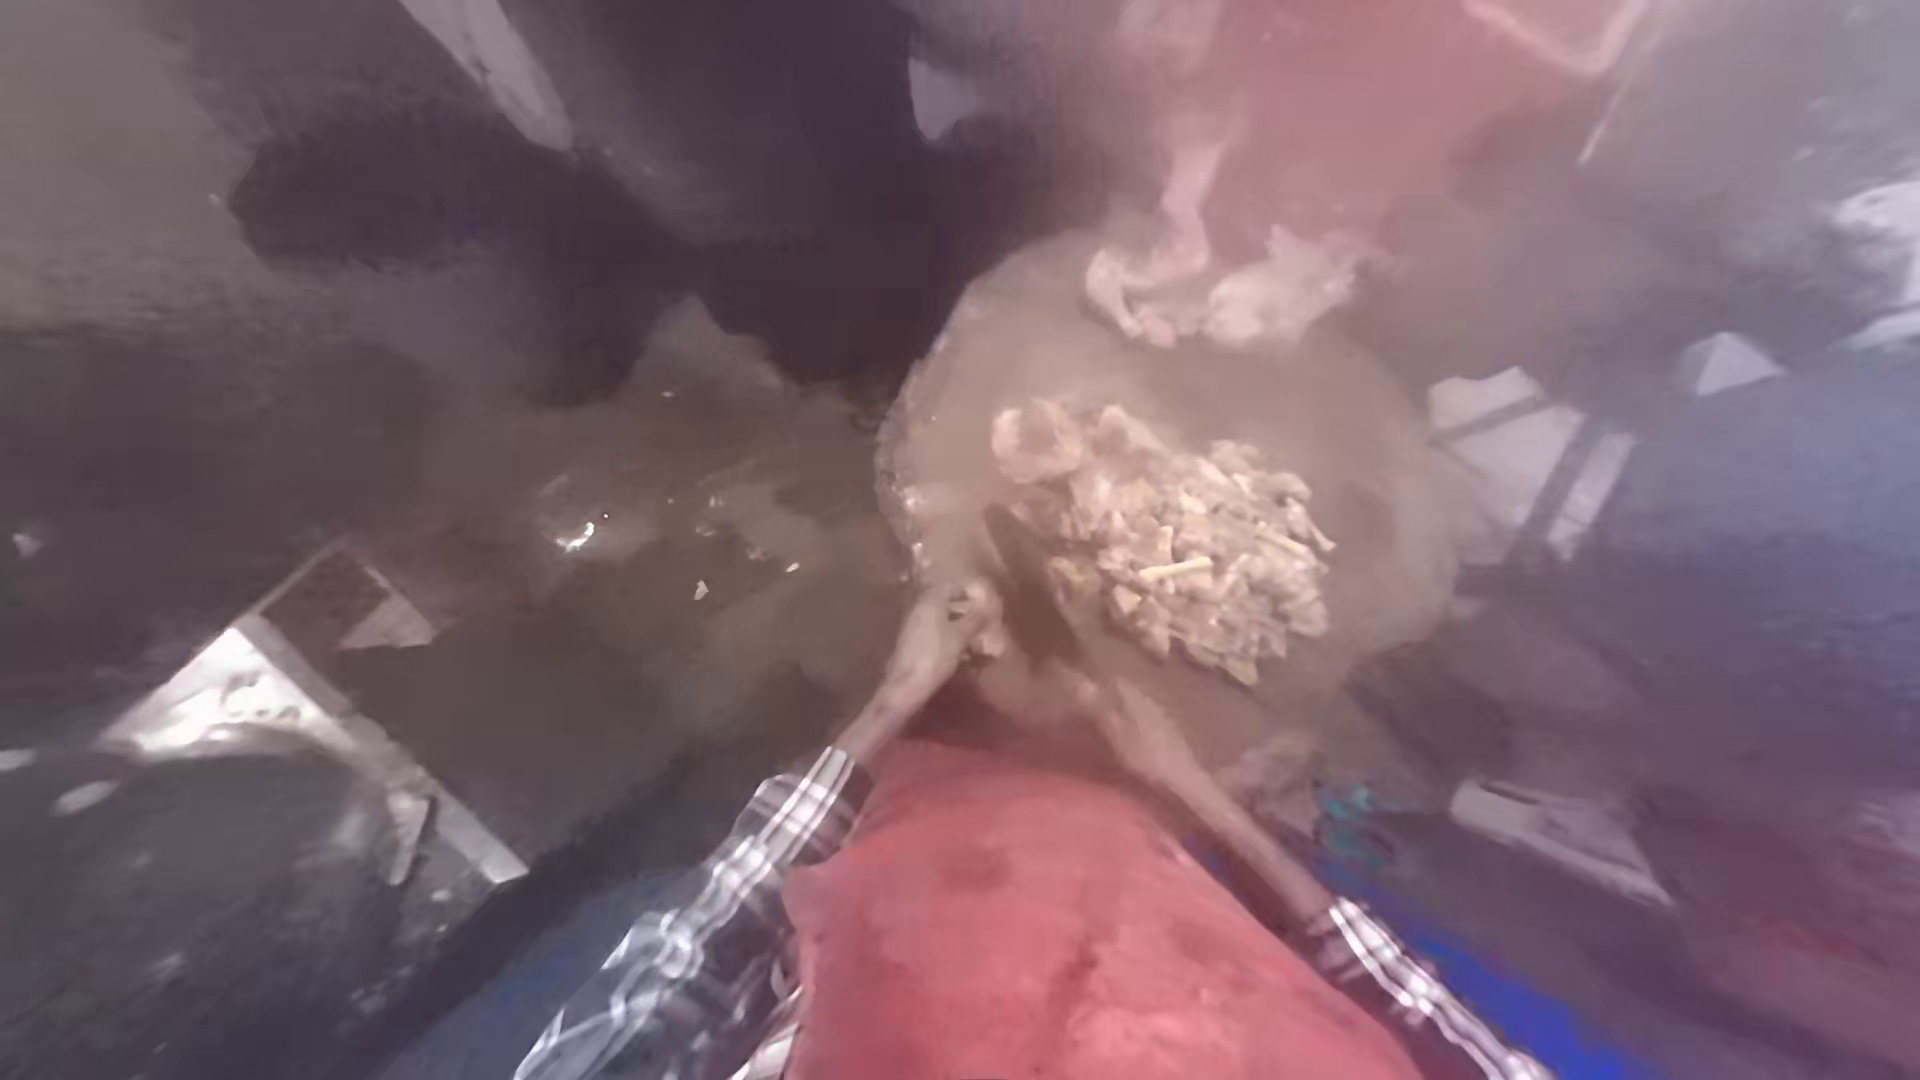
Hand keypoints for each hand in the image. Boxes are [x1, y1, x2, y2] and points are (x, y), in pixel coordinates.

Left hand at [835, 579, 999, 763]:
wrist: (905, 687)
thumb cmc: (935, 656)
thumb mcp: (960, 636)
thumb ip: (976, 618)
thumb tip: (990, 603)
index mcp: (931, 602)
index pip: (952, 586)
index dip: (970, 591)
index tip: (987, 601)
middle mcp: (921, 609)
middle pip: (949, 603)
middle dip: (969, 612)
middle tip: (986, 622)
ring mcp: (916, 627)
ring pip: (944, 621)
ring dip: (963, 628)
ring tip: (980, 642)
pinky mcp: (915, 644)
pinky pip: (939, 635)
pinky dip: (953, 640)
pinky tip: (966, 655)